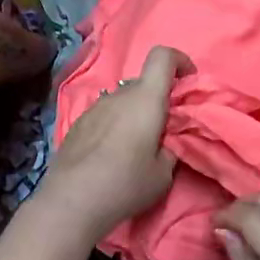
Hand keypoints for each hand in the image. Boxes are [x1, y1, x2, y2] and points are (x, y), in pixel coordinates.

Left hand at [40, 46, 185, 236]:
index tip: (188, 80)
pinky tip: (109, 154)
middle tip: (163, 129)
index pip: (163, 57)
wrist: (71, 202)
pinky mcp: (76, 125)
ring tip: (134, 145)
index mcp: (145, 100)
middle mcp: (117, 96)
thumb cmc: (125, 185)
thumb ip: (170, 150)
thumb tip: (166, 142)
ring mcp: (93, 108)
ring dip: (133, 114)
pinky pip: (103, 116)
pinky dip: (113, 125)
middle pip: (142, 83)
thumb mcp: (162, 175)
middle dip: (157, 99)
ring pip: (121, 101)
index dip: (179, 61)